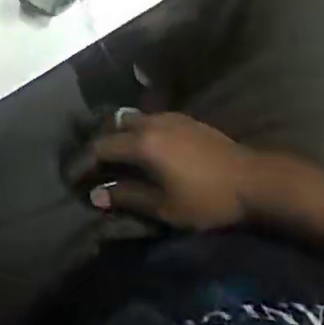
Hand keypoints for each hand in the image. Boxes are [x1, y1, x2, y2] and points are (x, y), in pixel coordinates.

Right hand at [71, 110, 262, 229]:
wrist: (251, 179)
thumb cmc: (206, 199)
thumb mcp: (164, 208)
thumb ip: (128, 197)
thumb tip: (96, 195)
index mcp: (142, 143)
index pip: (101, 147)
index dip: (83, 162)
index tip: (72, 178)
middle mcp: (152, 122)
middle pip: (114, 125)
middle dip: (98, 143)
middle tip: (90, 166)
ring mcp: (170, 116)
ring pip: (132, 118)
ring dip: (118, 134)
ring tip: (113, 158)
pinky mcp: (184, 119)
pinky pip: (149, 118)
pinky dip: (136, 131)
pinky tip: (142, 149)